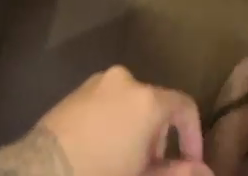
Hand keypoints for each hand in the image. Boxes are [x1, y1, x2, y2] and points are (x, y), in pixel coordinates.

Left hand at [37, 66, 207, 175]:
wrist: (44, 169)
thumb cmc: (102, 173)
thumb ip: (177, 173)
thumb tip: (204, 171)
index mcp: (146, 99)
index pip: (183, 105)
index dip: (193, 135)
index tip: (191, 163)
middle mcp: (124, 80)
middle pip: (156, 104)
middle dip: (161, 137)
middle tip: (152, 169)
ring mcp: (98, 81)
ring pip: (132, 103)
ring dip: (139, 130)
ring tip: (128, 163)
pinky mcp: (77, 89)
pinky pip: (109, 101)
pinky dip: (117, 121)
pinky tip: (107, 150)